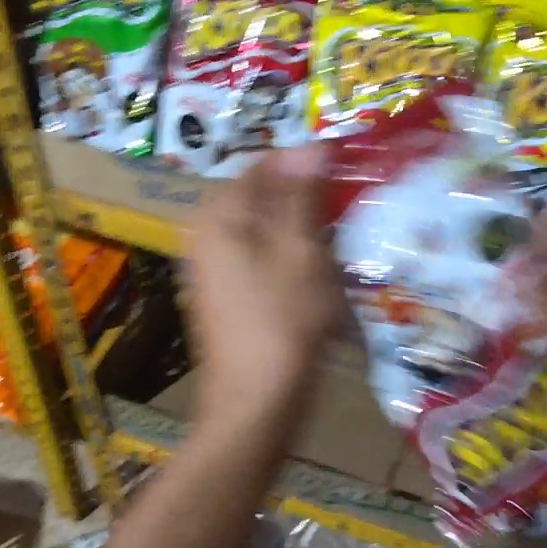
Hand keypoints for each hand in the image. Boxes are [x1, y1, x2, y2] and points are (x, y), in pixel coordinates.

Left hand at [184, 146, 344, 422]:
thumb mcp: (300, 249)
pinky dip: (287, 265)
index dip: (303, 165)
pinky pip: (258, 265)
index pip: (260, 166)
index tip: (344, 174)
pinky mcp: (222, 301)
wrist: (255, 402)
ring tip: (335, 251)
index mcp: (216, 215)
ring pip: (261, 235)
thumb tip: (310, 145)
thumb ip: (302, 194)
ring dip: (299, 236)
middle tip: (343, 216)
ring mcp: (209, 272)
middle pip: (259, 201)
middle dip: (302, 203)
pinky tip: (315, 284)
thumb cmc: (282, 320)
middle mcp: (202, 237)